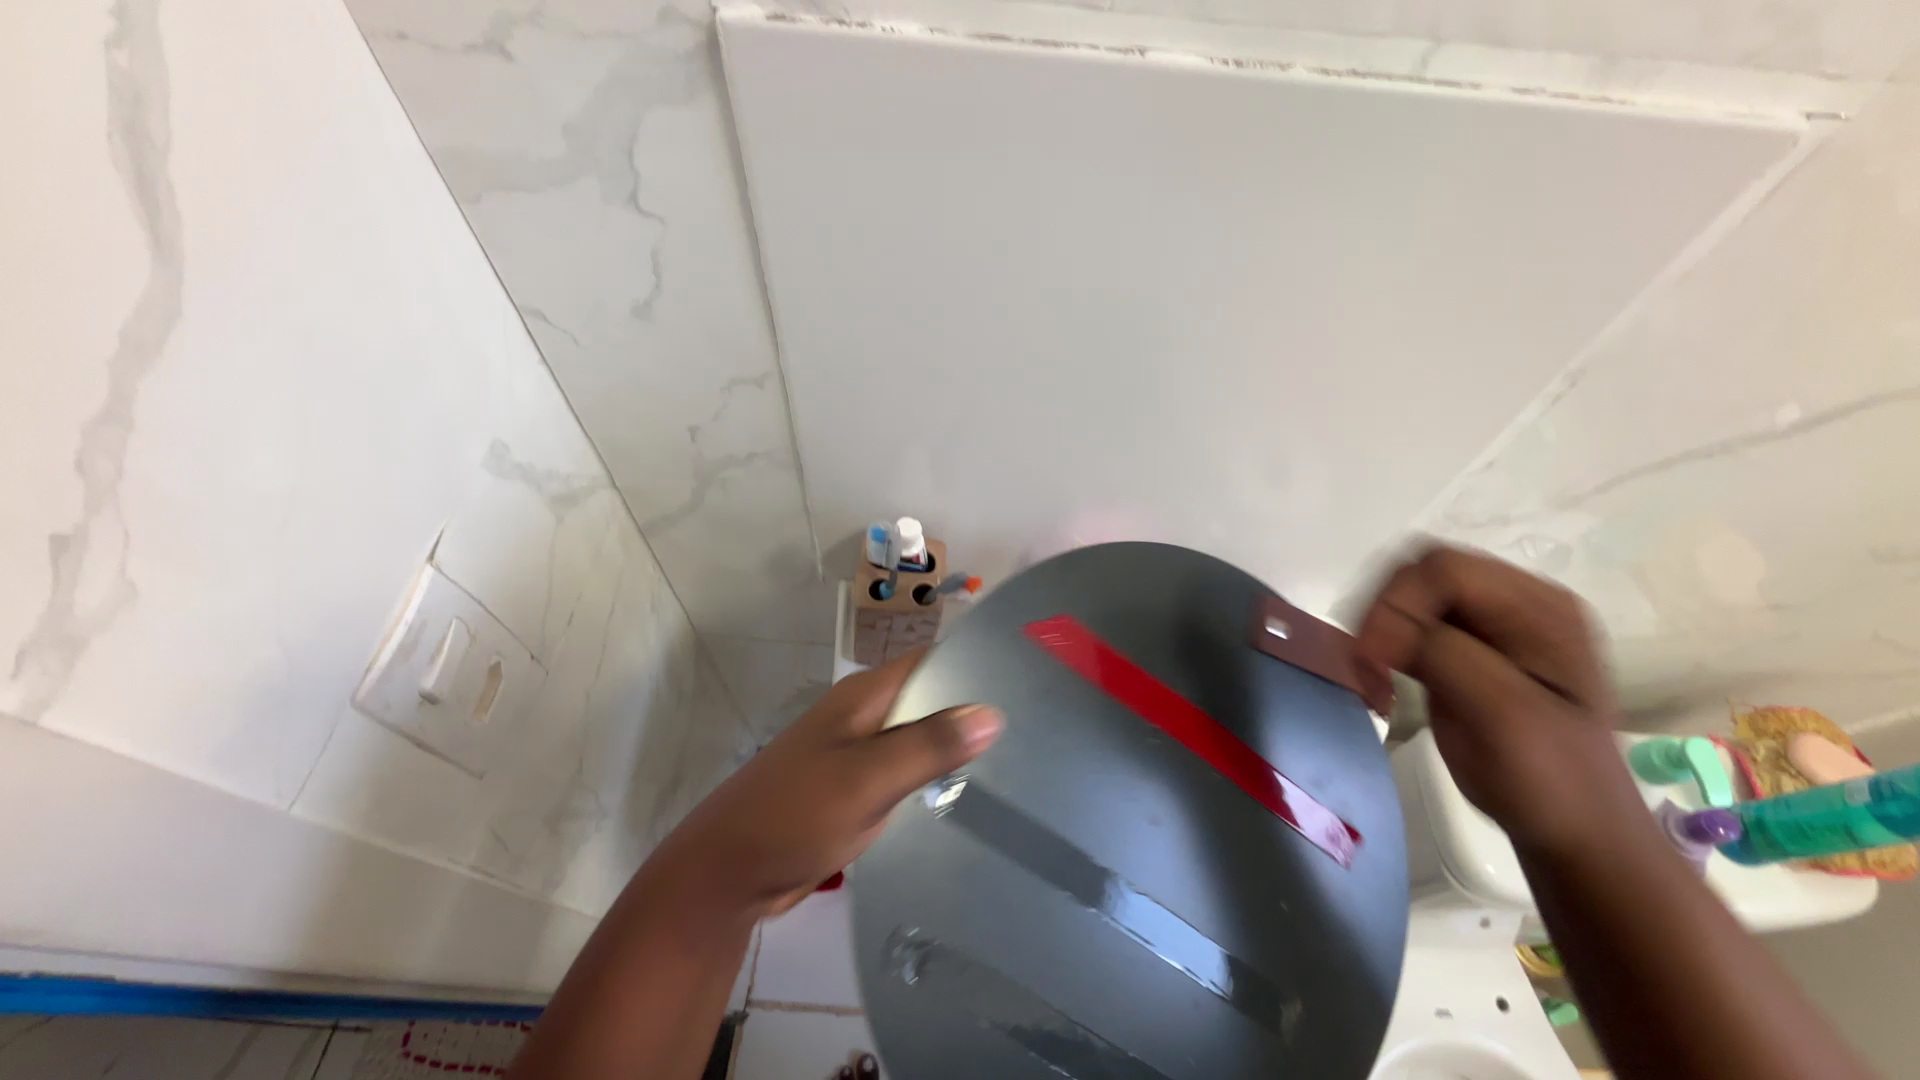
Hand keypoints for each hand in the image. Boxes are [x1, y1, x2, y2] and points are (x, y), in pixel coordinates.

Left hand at [651, 649, 1003, 915]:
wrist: (730, 875)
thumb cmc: (794, 815)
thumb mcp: (866, 780)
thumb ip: (927, 746)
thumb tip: (992, 713)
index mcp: (864, 699)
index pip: (932, 662)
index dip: (976, 664)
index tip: (1032, 676)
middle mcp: (865, 719)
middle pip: (931, 701)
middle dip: (975, 711)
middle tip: (1040, 729)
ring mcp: (860, 758)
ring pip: (920, 742)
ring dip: (958, 750)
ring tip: (1023, 761)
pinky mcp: (858, 794)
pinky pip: (907, 777)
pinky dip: (936, 782)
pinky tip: (973, 799)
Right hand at [1354, 543, 1642, 854]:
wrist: (1571, 833)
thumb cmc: (1550, 777)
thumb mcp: (1504, 713)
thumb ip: (1446, 654)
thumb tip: (1380, 629)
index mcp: (1539, 607)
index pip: (1445, 569)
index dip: (1398, 605)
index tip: (1374, 661)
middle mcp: (1513, 604)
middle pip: (1421, 574)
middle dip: (1384, 614)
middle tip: (1366, 667)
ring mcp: (1486, 628)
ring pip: (1407, 596)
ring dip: (1378, 629)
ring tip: (1371, 676)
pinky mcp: (1460, 652)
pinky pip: (1406, 625)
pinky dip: (1381, 645)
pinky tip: (1379, 678)